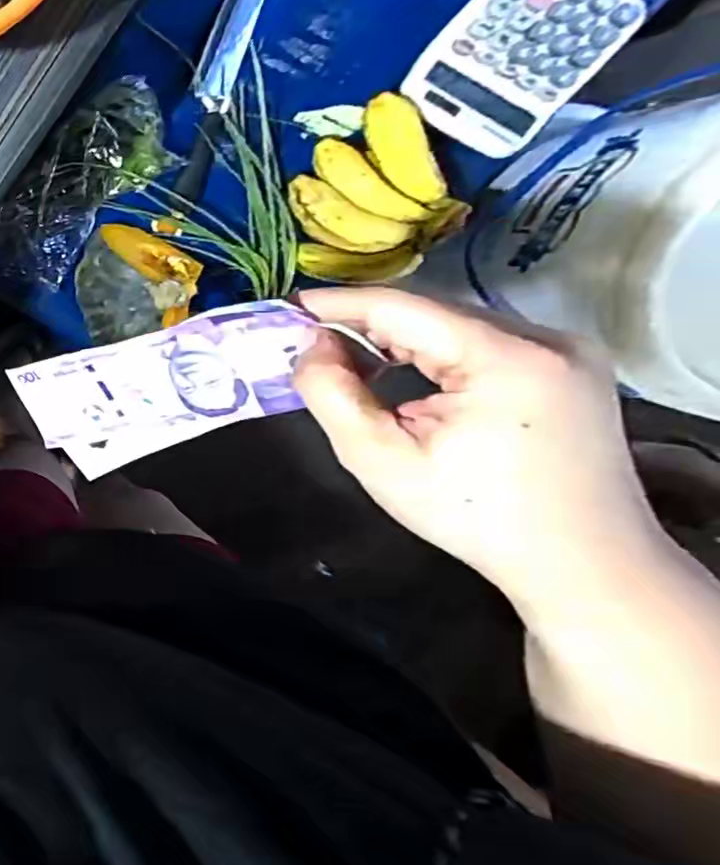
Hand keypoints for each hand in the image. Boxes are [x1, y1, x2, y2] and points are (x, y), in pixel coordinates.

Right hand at [292, 288, 661, 583]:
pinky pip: (476, 343)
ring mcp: (563, 353)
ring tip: (340, 361)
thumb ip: (331, 392)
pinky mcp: (564, 370)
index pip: (401, 307)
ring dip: (391, 339)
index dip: (335, 303)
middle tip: (302, 342)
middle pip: (428, 313)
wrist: (580, 561)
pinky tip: (394, 374)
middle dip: (360, 323)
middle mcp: (545, 341)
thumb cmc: (471, 512)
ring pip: (450, 326)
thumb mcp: (376, 456)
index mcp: (506, 358)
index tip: (285, 308)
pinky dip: (426, 352)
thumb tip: (310, 346)